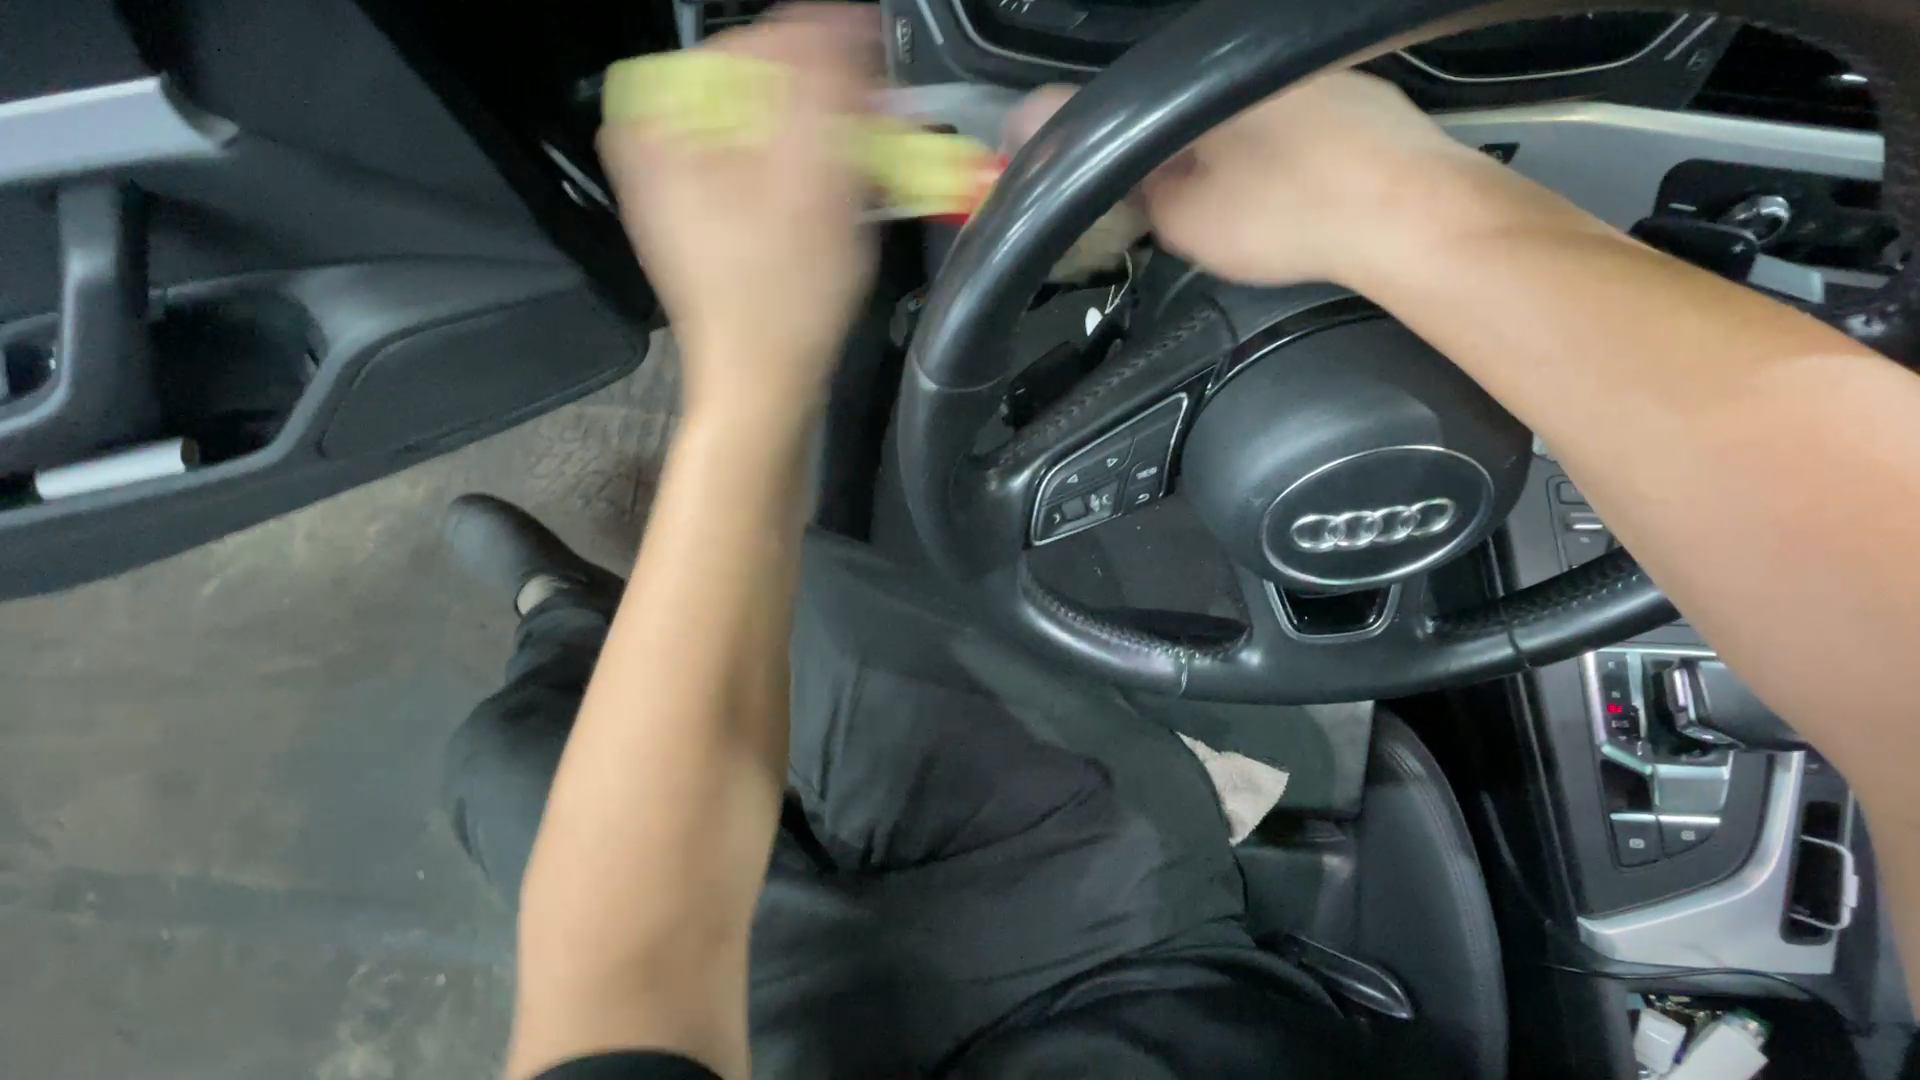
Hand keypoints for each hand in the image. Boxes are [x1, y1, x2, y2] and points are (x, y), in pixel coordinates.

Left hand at [598, 7, 876, 417]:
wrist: (761, 384)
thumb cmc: (778, 306)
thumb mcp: (812, 184)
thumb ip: (824, 90)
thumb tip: (841, 28)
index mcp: (660, 127)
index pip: (748, 42)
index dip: (820, 57)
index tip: (868, 88)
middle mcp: (658, 148)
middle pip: (755, 85)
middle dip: (822, 103)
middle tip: (867, 136)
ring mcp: (681, 186)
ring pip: (763, 126)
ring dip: (818, 139)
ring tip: (852, 176)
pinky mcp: (709, 219)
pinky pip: (762, 167)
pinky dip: (801, 173)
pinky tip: (826, 206)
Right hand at [1008, 72, 1500, 287]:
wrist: (1402, 210)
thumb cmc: (1284, 214)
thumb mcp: (1186, 220)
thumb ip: (1137, 193)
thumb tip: (1115, 176)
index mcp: (1190, 89)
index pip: (1105, 105)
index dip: (1067, 136)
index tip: (1041, 161)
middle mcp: (1236, 62)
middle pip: (1162, 104)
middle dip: (1141, 145)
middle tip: (1141, 197)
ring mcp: (1294, 70)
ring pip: (1217, 107)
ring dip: (1198, 142)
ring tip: (1214, 195)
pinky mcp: (1340, 83)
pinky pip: (1268, 111)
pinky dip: (1253, 140)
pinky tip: (1271, 179)